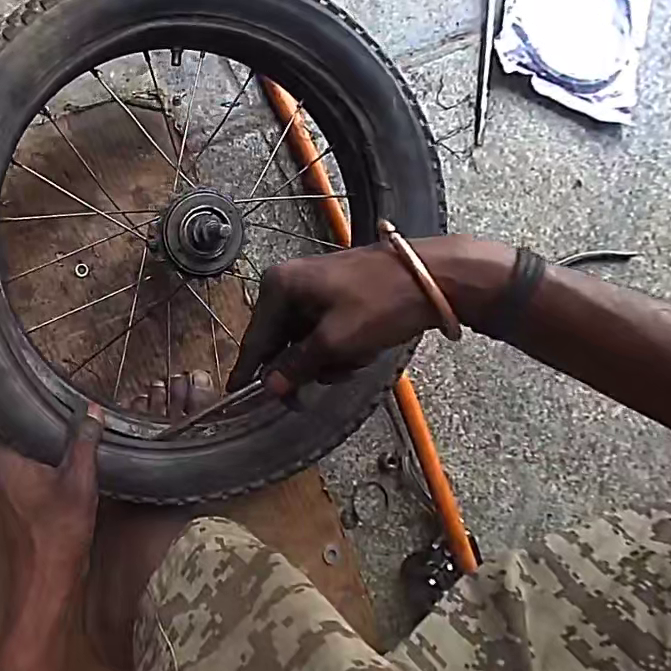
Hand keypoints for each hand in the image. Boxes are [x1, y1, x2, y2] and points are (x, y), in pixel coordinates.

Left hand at [0, 401, 102, 583]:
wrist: (47, 584)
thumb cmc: (56, 535)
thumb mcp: (78, 482)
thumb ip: (84, 443)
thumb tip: (92, 409)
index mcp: (5, 457)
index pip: (1, 412)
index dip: (16, 392)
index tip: (34, 374)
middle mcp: (1, 467)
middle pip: (15, 426)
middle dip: (37, 408)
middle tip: (61, 387)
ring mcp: (10, 483)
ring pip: (26, 444)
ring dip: (44, 431)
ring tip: (70, 408)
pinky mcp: (23, 496)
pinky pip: (33, 461)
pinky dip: (48, 450)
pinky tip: (70, 445)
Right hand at [229, 234, 511, 392]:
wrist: (433, 277)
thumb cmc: (380, 301)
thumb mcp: (335, 341)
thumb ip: (297, 366)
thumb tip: (270, 385)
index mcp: (280, 286)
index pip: (256, 337)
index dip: (250, 369)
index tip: (237, 394)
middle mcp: (290, 282)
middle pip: (281, 340)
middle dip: (305, 365)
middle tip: (321, 383)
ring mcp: (313, 286)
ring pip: (305, 339)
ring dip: (328, 358)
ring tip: (356, 358)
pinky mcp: (336, 293)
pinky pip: (324, 329)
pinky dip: (340, 345)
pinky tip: (363, 347)